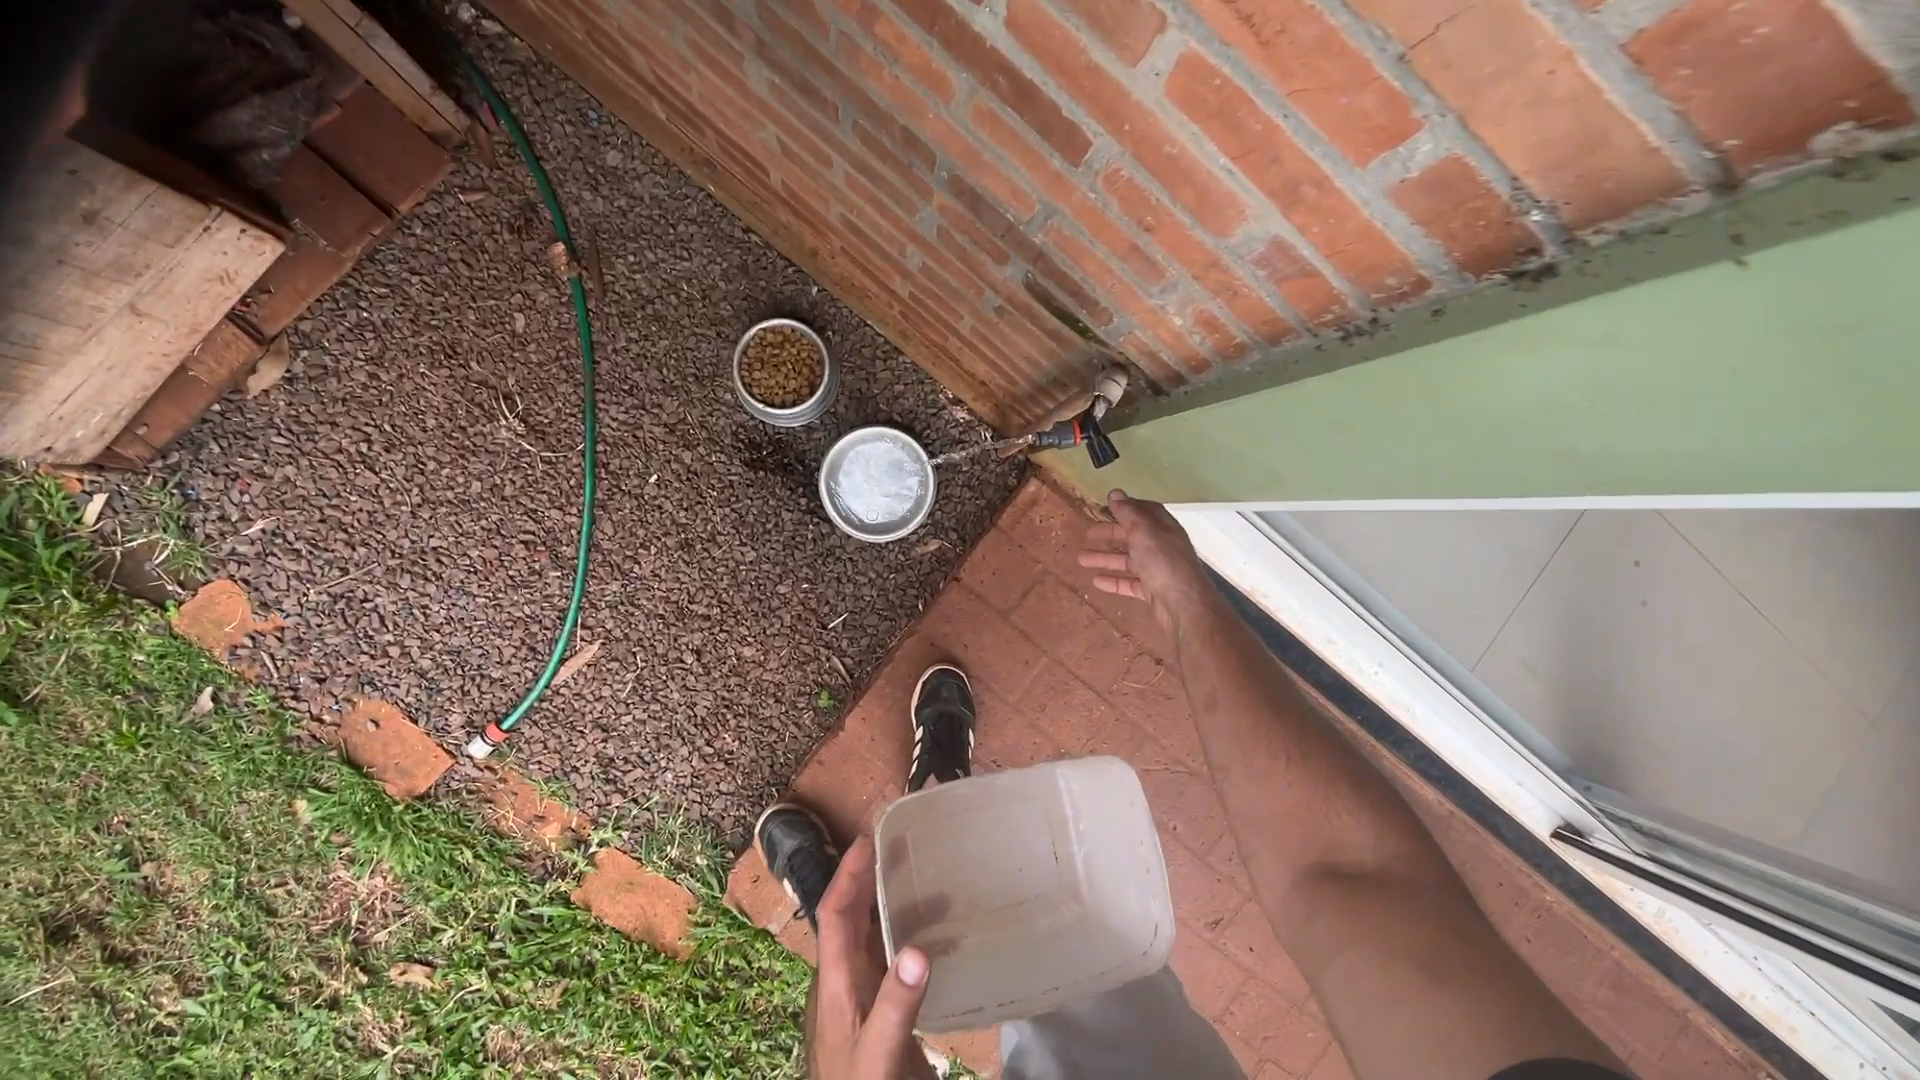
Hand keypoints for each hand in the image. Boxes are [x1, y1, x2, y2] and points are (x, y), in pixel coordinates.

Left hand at [806, 836, 935, 1079]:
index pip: (834, 915)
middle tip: (902, 845)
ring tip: (930, 879)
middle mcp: (846, 981)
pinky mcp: (883, 1013)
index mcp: (836, 982)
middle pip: (850, 918)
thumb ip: (896, 1006)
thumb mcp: (878, 1053)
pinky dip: (910, 937)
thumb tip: (918, 949)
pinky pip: (892, 961)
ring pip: (871, 936)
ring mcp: (863, 997)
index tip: (868, 838)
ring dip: (892, 905)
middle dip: (869, 879)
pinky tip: (939, 936)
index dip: (847, 875)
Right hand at [1077, 490, 1209, 633]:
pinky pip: (1129, 582)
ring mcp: (1157, 570)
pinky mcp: (1151, 591)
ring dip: (1105, 558)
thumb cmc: (1163, 562)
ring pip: (1127, 561)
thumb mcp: (1143, 532)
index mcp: (1163, 528)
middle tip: (1087, 534)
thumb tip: (1115, 493)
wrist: (1183, 604)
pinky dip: (1113, 581)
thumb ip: (1128, 513)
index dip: (1127, 508)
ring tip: (1081, 559)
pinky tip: (1096, 581)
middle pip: (1133, 536)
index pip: (1145, 512)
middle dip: (1110, 534)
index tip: (1106, 506)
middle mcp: (1161, 547)